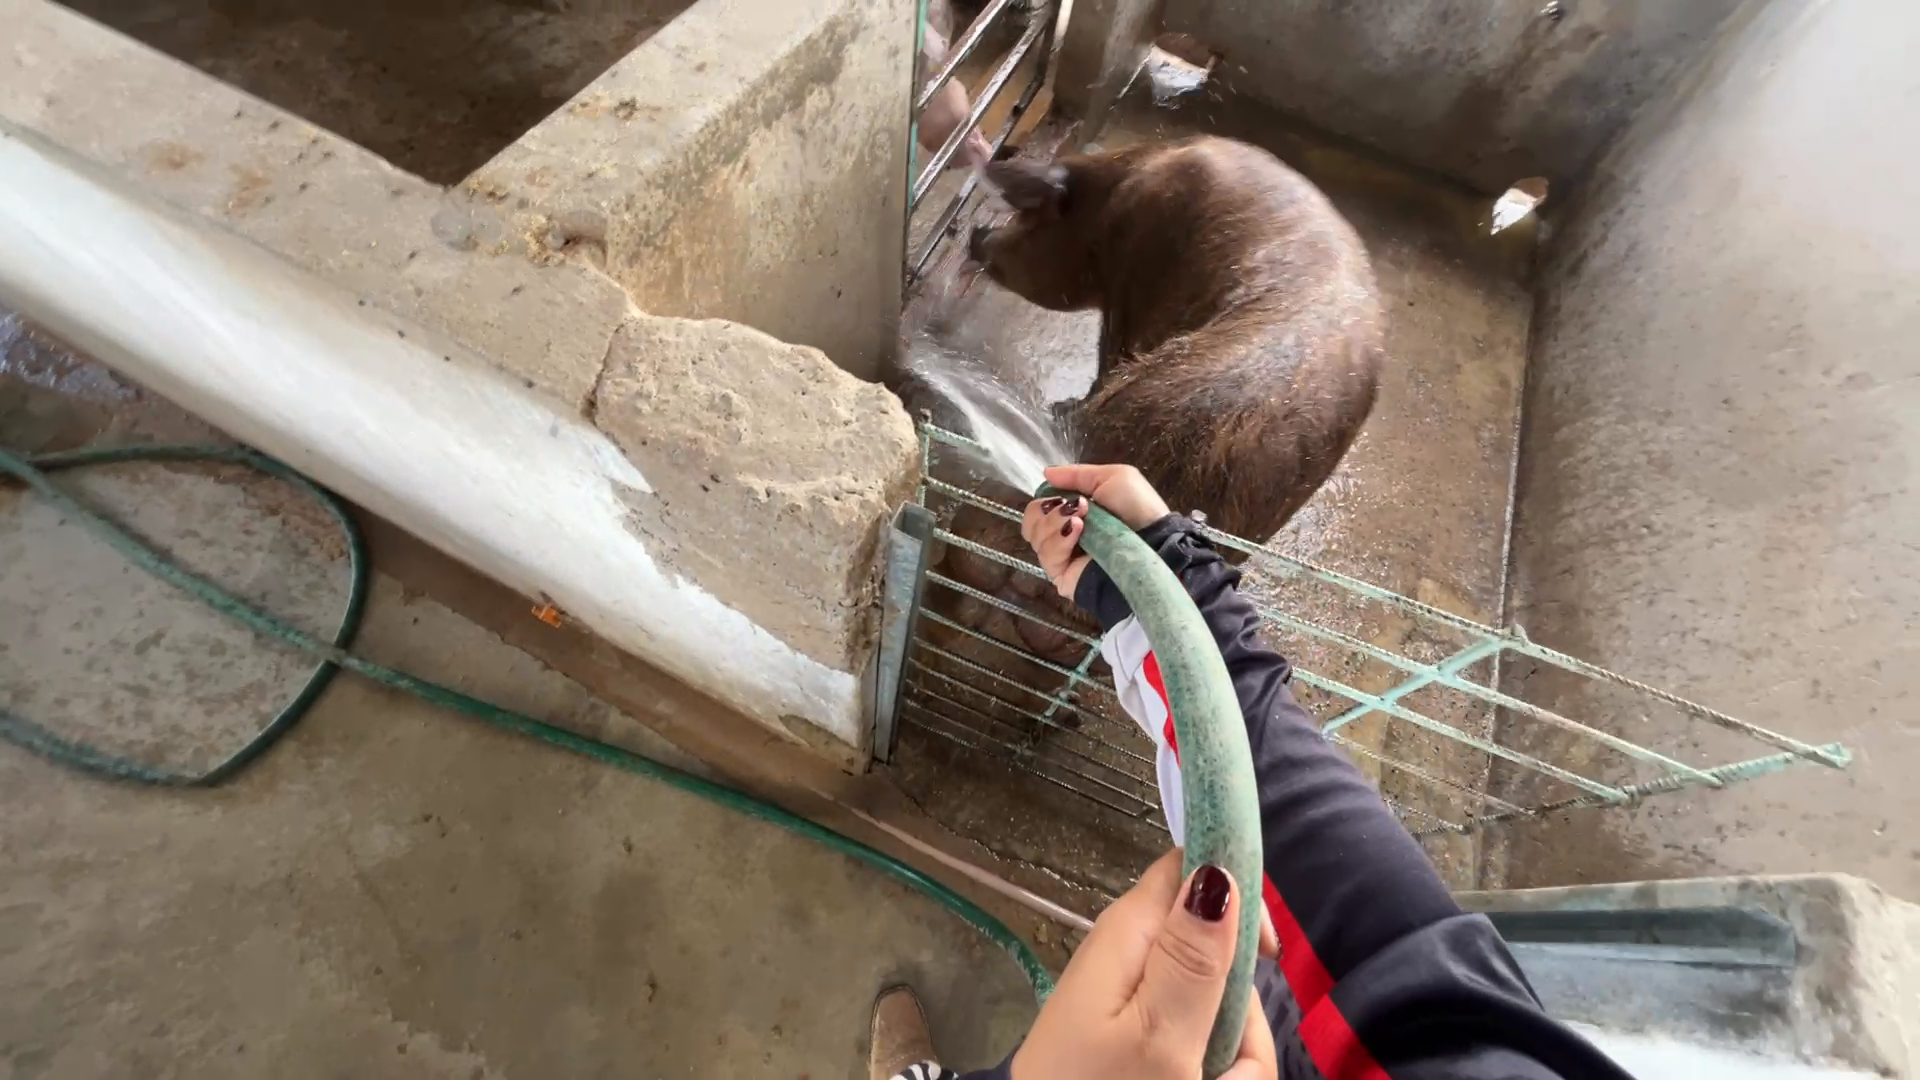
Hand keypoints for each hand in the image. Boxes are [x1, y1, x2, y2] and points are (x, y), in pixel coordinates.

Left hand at [1012, 850, 1276, 1079]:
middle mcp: (1136, 953)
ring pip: (1220, 1009)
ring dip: (1231, 1058)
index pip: (1192, 865)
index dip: (1237, 894)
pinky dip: (1211, 1074)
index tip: (1266, 955)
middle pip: (1220, 954)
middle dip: (1240, 1014)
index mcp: (1132, 930)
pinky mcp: (1142, 1038)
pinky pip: (1200, 1043)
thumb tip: (1217, 867)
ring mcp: (1141, 999)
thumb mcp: (1157, 1033)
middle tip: (1223, 1068)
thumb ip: (1192, 956)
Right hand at [1021, 464, 1171, 599]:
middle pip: (1031, 521)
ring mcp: (1063, 557)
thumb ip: (1076, 474)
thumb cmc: (1138, 509)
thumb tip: (1046, 473)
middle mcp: (1064, 535)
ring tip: (1082, 521)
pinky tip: (1078, 532)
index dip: (1046, 498)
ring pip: (1034, 537)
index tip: (1065, 495)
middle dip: (1049, 510)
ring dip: (1055, 523)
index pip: (1040, 507)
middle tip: (1077, 507)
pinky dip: (1060, 540)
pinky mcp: (1063, 576)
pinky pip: (1046, 556)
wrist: (1154, 543)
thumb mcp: (1111, 477)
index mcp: (1073, 513)